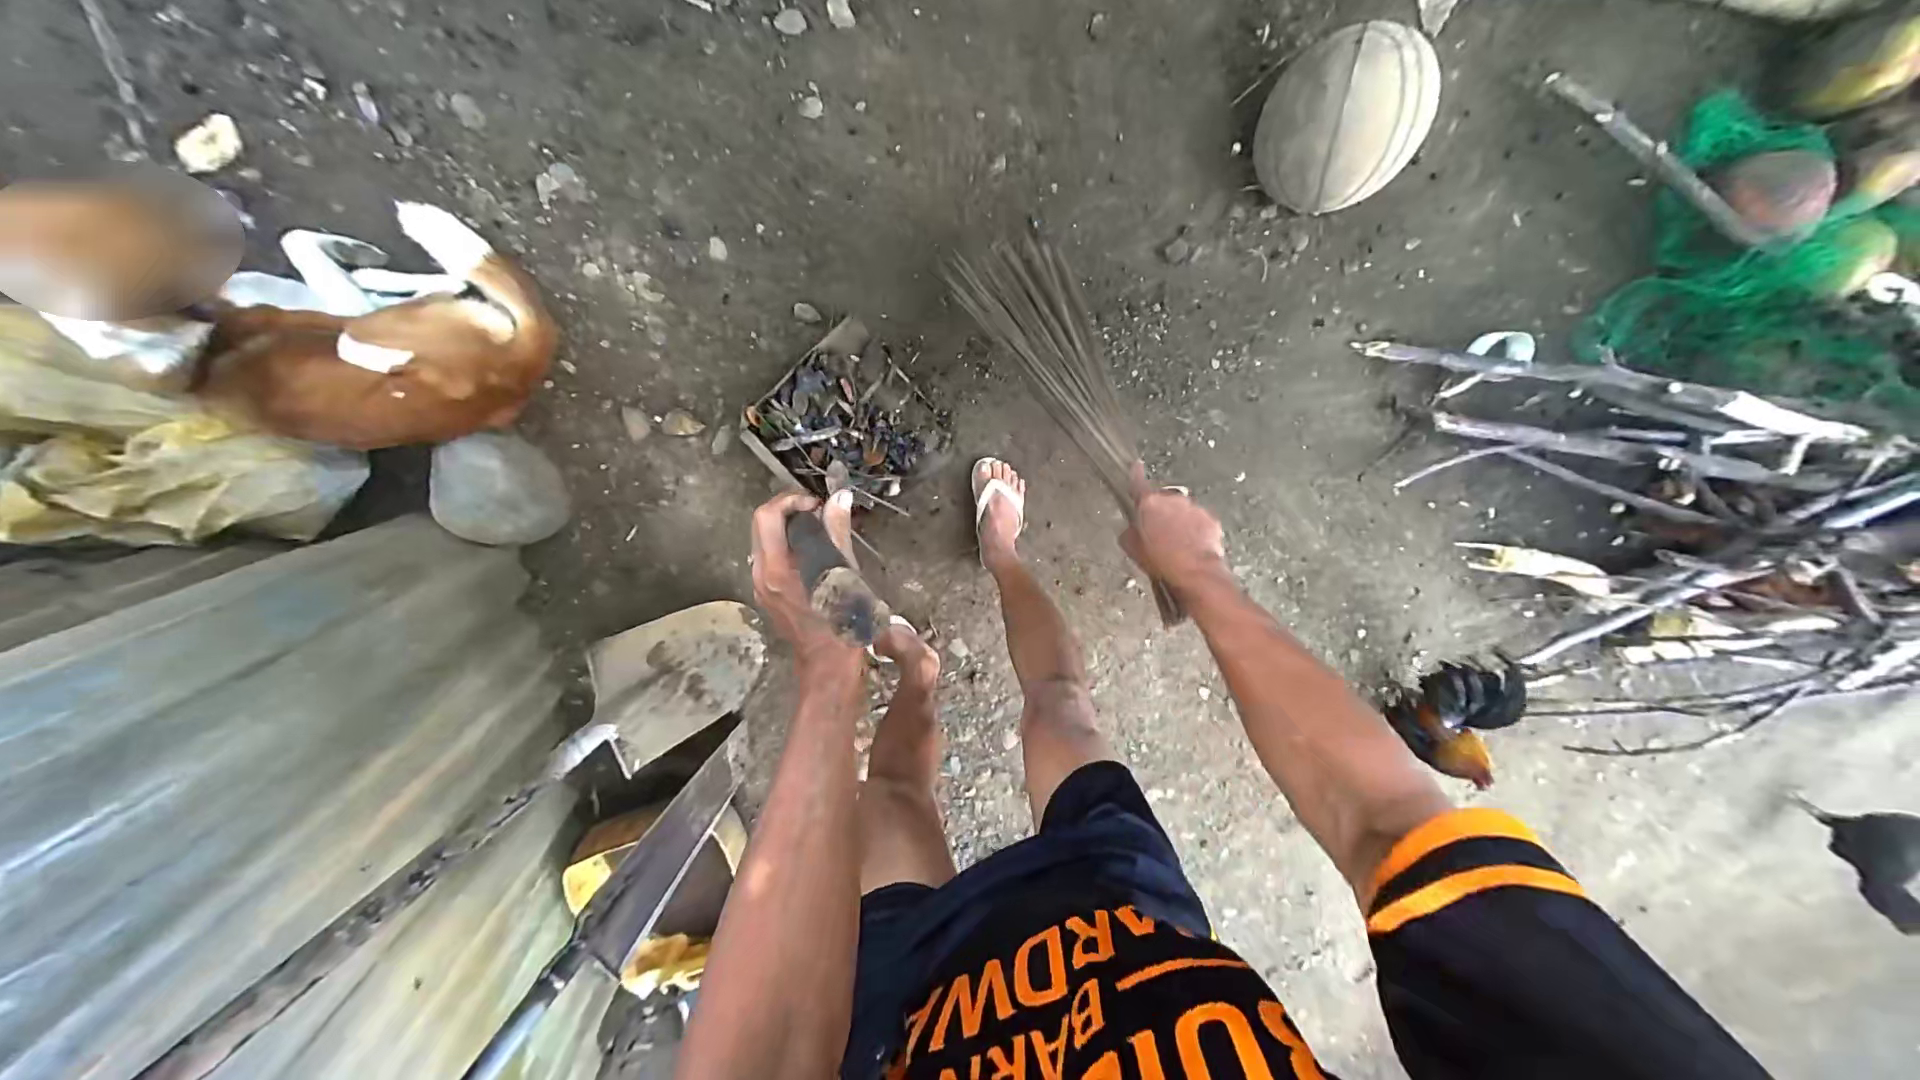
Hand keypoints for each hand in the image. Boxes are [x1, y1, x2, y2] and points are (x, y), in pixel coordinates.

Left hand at [750, 490, 860, 665]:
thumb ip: (837, 533)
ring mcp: (760, 585)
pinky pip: (770, 555)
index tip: (817, 504)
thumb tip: (838, 498)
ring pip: (764, 539)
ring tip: (819, 527)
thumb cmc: (842, 623)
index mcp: (776, 570)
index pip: (767, 516)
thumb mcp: (845, 574)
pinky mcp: (767, 592)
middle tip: (818, 510)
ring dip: (788, 526)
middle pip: (761, 524)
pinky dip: (788, 543)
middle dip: (788, 510)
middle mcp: (760, 575)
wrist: (828, 664)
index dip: (790, 500)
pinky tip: (813, 549)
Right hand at [1119, 461, 1229, 596]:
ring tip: (1176, 545)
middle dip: (1160, 513)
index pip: (1138, 483)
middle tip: (1157, 534)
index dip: (1135, 474)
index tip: (1136, 466)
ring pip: (1181, 511)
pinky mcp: (1210, 519)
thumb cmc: (1162, 562)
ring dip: (1178, 522)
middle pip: (1162, 501)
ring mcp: (1193, 508)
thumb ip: (1129, 532)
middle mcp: (1172, 500)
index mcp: (1149, 504)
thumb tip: (1131, 529)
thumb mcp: (1132, 549)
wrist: (1194, 573)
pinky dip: (1194, 530)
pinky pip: (1198, 521)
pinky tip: (1190, 547)